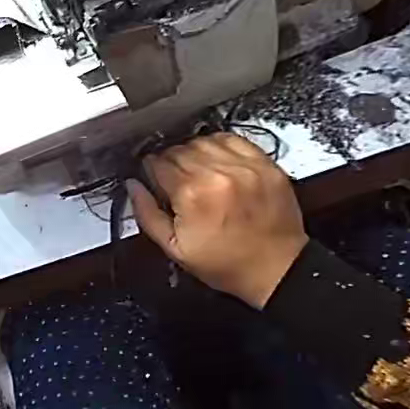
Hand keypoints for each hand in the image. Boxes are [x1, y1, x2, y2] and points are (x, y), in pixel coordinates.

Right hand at [126, 133, 307, 307]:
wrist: (277, 270)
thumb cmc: (226, 263)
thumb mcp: (174, 248)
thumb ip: (146, 214)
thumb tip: (133, 186)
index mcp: (191, 195)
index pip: (157, 163)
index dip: (151, 171)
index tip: (154, 179)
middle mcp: (217, 174)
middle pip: (178, 150)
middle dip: (170, 163)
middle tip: (175, 181)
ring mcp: (244, 167)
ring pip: (202, 141)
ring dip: (193, 152)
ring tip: (197, 172)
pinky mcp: (264, 165)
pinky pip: (232, 139)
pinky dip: (219, 145)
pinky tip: (217, 161)